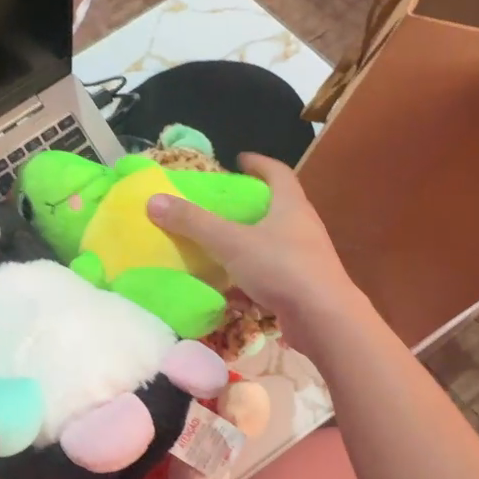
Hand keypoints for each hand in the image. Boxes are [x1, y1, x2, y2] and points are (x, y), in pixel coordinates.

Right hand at [146, 152, 359, 323]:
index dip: (258, 163)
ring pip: (273, 243)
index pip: (277, 173)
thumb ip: (193, 223)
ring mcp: (305, 258)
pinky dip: (250, 278)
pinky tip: (231, 290)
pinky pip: (271, 275)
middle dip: (250, 204)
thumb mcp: (231, 242)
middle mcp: (302, 227)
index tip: (239, 159)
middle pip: (277, 207)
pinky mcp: (302, 287)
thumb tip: (154, 200)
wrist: (324, 318)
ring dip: (249, 243)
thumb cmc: (281, 268)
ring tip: (221, 245)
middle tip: (222, 204)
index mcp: (290, 205)